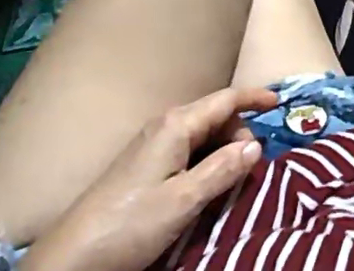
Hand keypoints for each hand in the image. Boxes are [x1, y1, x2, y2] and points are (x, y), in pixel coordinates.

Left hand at [20, 87, 278, 270]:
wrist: (73, 255)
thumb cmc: (131, 223)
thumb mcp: (183, 200)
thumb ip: (221, 170)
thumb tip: (255, 144)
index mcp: (176, 124)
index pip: (224, 100)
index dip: (254, 98)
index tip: (279, 102)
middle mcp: (165, 125)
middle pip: (215, 117)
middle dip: (240, 134)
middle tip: (254, 169)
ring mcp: (153, 144)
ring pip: (202, 136)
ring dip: (224, 152)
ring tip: (237, 182)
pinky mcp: (146, 165)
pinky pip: (188, 152)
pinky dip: (207, 163)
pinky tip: (211, 187)